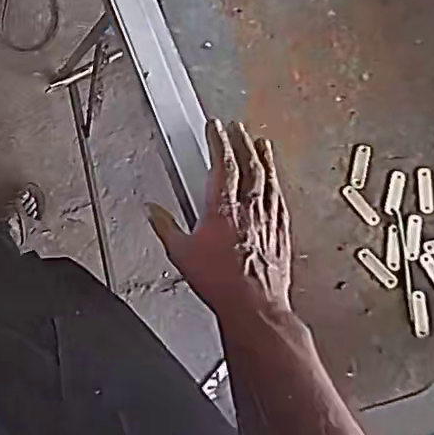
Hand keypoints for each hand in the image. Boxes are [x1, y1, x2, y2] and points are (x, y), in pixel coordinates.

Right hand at [148, 119, 292, 326]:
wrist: (254, 306)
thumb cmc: (221, 283)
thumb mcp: (180, 253)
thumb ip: (164, 226)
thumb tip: (152, 211)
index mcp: (223, 210)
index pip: (222, 165)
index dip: (219, 142)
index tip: (215, 128)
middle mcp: (249, 210)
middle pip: (249, 166)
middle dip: (242, 143)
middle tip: (238, 128)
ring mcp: (268, 220)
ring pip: (269, 180)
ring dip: (265, 159)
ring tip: (262, 144)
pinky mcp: (281, 233)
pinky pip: (280, 201)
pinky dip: (277, 186)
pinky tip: (277, 183)